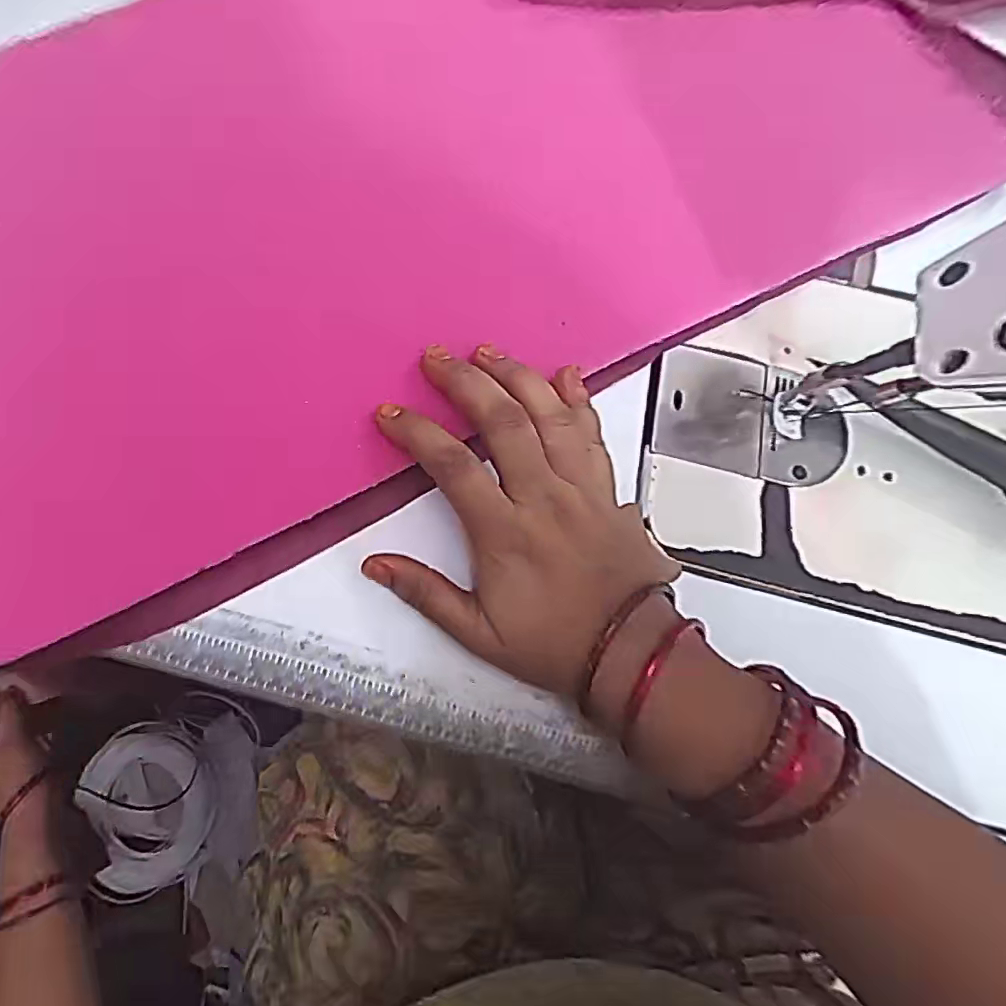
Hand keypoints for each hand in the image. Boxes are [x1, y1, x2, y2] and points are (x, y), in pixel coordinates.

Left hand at [0, 687, 47, 812]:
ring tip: (34, 705)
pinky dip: (28, 729)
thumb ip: (9, 709)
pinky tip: (44, 724)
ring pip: (1, 732)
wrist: (39, 813)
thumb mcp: (14, 735)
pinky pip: (18, 743)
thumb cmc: (20, 773)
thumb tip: (8, 690)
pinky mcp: (20, 771)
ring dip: (15, 716)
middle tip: (18, 694)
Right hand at [363, 344, 679, 700]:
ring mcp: (582, 490)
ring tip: (488, 352)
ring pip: (550, 417)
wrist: (630, 653)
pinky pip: (593, 435)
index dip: (417, 433)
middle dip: (466, 383)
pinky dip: (579, 401)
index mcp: (504, 533)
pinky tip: (566, 375)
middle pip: (503, 423)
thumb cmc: (552, 643)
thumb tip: (375, 565)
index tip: (392, 415)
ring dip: (517, 377)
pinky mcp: (608, 491)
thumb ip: (424, 593)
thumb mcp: (476, 632)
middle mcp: (544, 500)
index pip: (453, 466)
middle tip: (437, 358)